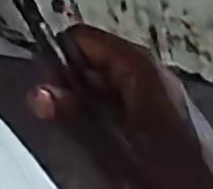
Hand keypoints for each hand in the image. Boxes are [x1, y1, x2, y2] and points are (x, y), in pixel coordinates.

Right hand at [27, 25, 212, 188]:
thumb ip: (69, 113)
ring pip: (109, 84)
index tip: (51, 93)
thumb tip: (37, 92)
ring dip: (92, 106)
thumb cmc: (170, 175)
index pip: (79, 37)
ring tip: (94, 139)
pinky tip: (117, 148)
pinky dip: (113, 119)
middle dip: (74, 86)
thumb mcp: (109, 144)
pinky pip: (128, 103)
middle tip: (66, 118)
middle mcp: (155, 71)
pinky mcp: (175, 121)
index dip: (59, 63)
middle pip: (94, 59)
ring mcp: (168, 96)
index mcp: (140, 64)